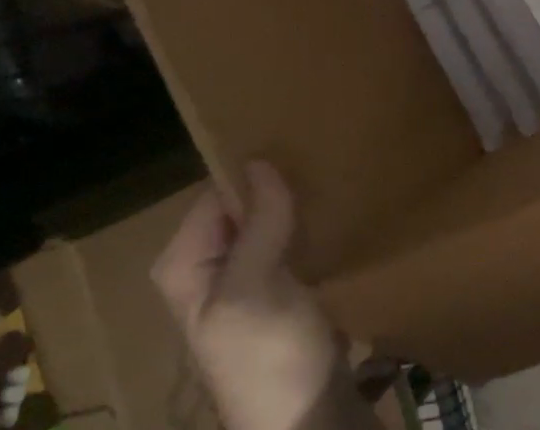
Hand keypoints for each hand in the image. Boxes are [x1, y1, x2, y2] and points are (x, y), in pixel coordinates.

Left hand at [153, 163, 355, 429]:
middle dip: (287, 181)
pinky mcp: (293, 291)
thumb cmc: (267, 356)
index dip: (255, 168)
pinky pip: (303, 243)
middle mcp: (214, 268)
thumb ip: (257, 228)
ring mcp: (254, 281)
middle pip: (248, 207)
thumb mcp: (252, 291)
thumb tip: (260, 162)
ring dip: (310, 202)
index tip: (302, 138)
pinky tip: (353, 210)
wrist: (308, 414)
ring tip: (350, 172)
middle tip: (333, 150)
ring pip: (280, 222)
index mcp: (186, 265)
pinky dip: (324, 225)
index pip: (216, 195)